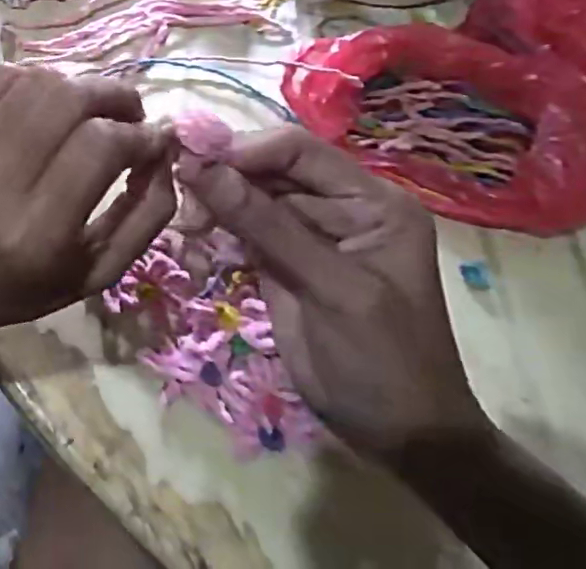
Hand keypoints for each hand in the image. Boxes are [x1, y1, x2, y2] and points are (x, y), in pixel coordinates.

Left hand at [0, 66, 175, 343]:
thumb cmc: (30, 284)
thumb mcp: (101, 270)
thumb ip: (147, 213)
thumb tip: (165, 147)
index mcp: (39, 228)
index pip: (99, 146)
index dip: (139, 133)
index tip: (156, 141)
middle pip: (68, 99)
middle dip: (115, 95)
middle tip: (132, 114)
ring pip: (39, 80)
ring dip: (81, 85)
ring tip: (96, 109)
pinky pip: (6, 76)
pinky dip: (41, 78)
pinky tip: (54, 104)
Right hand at [176, 126, 488, 460]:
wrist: (399, 436)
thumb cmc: (384, 360)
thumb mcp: (330, 288)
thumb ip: (265, 224)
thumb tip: (198, 166)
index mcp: (369, 199)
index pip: (296, 150)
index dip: (243, 149)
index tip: (191, 164)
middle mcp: (335, 204)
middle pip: (262, 168)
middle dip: (218, 182)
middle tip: (185, 213)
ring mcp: (304, 230)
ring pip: (241, 195)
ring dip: (209, 209)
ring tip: (189, 237)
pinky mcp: (277, 255)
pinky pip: (235, 228)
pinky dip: (211, 236)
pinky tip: (197, 257)